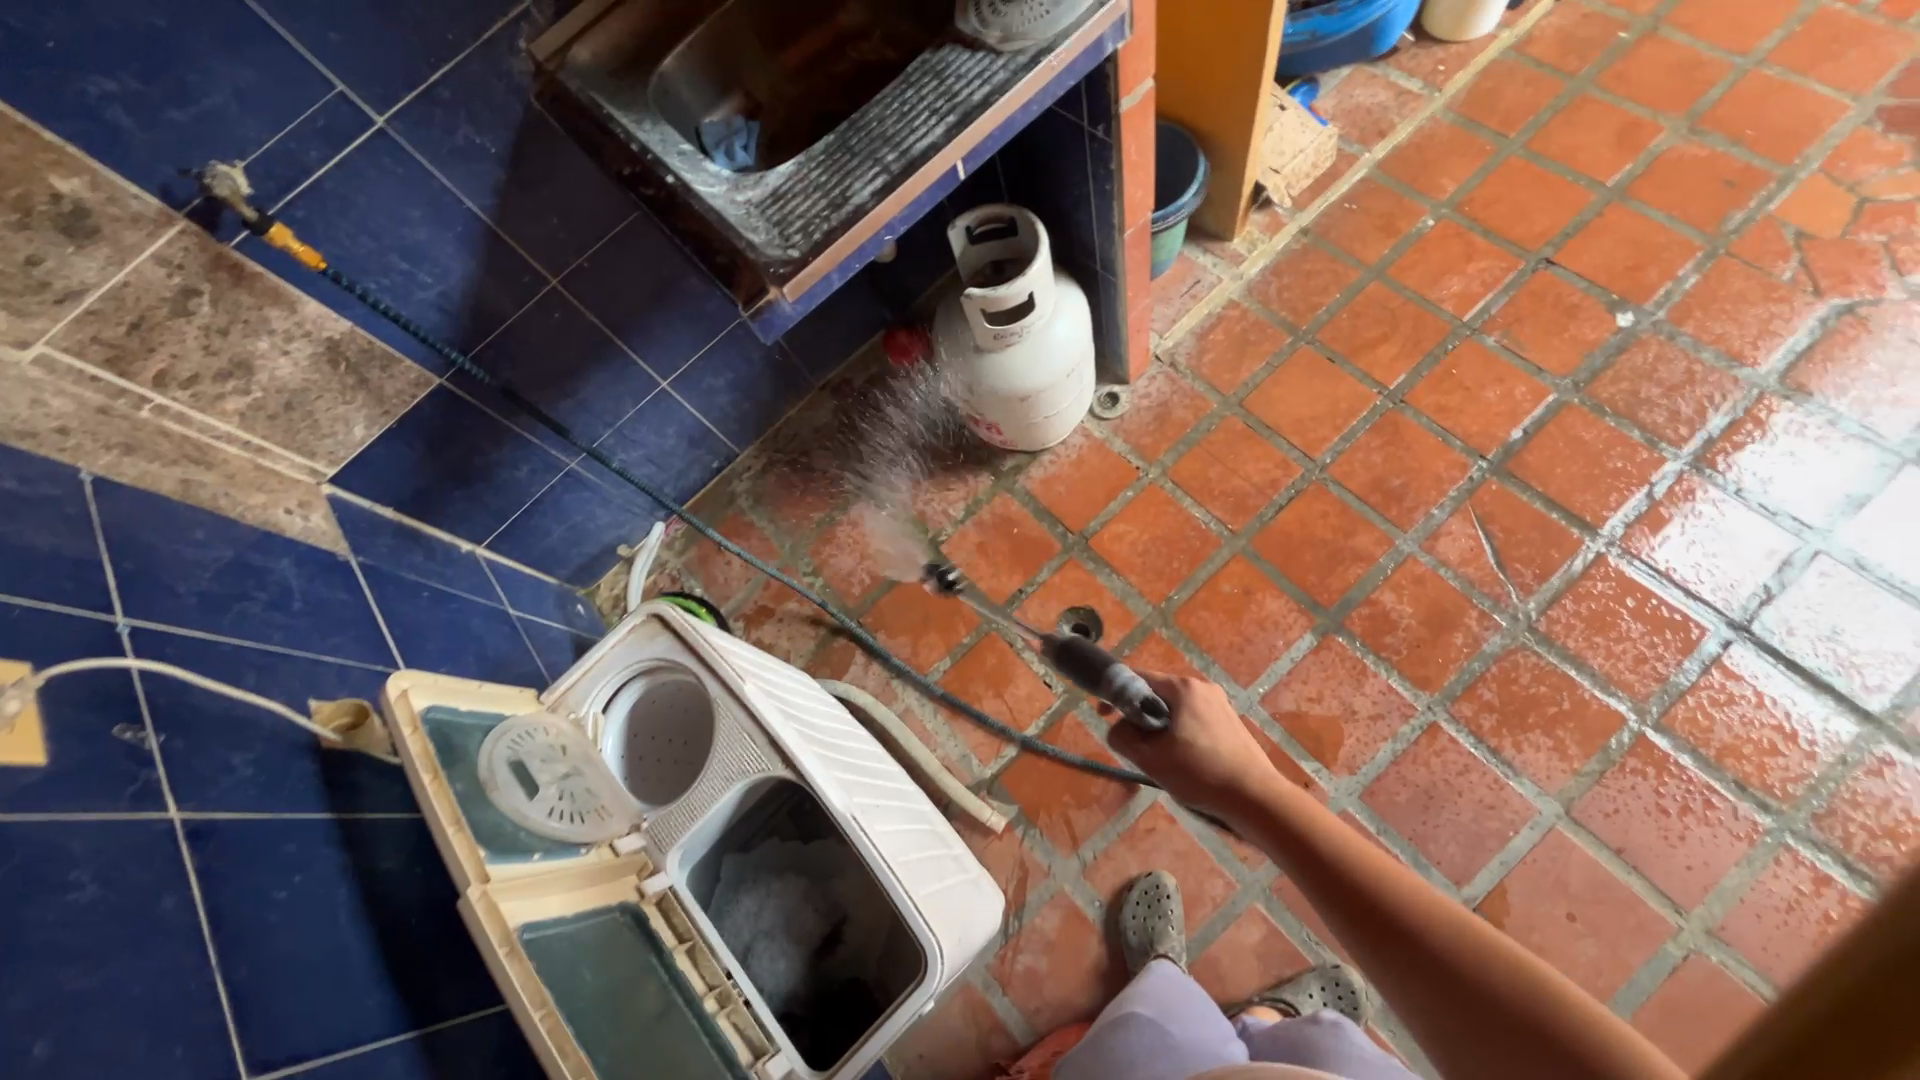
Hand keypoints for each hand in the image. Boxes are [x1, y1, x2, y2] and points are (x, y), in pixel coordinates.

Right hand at [1105, 672, 1281, 816]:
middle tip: (1136, 746)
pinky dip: (1180, 734)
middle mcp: (1202, 687)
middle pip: (1157, 694)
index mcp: (1183, 688)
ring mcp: (1220, 703)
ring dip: (1160, 729)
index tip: (1104, 716)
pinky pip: (1193, 720)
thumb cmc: (1200, 774)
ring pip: (1175, 709)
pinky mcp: (1230, 721)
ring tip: (1161, 759)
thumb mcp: (1150, 759)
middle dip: (1140, 717)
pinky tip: (1185, 762)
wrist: (1255, 797)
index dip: (1115, 695)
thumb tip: (1117, 728)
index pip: (1137, 678)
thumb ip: (1122, 737)